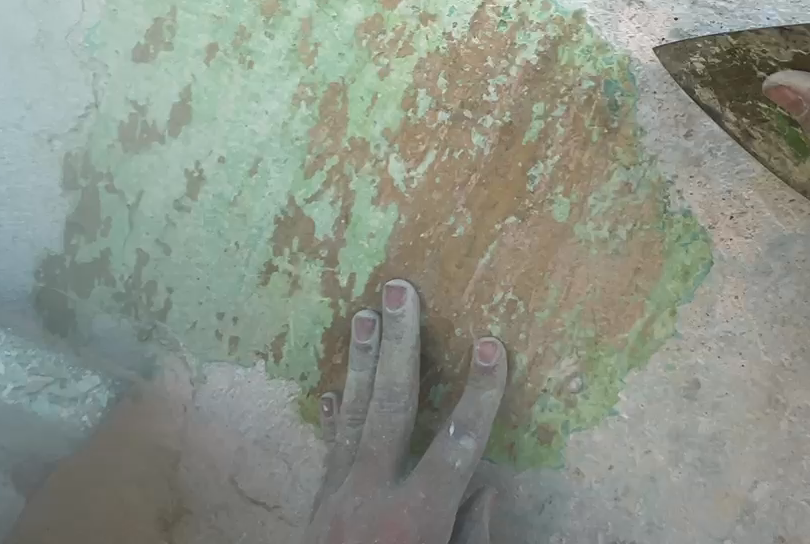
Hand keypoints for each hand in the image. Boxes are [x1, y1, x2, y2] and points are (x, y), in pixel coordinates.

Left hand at [301, 279, 507, 543]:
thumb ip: (472, 538)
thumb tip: (483, 483)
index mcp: (415, 520)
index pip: (458, 443)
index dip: (479, 393)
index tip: (491, 344)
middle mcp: (372, 496)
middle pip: (393, 403)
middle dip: (401, 342)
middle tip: (401, 290)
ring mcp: (338, 497)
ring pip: (355, 412)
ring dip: (362, 359)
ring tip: (365, 312)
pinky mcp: (318, 506)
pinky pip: (330, 448)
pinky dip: (336, 414)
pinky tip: (336, 386)